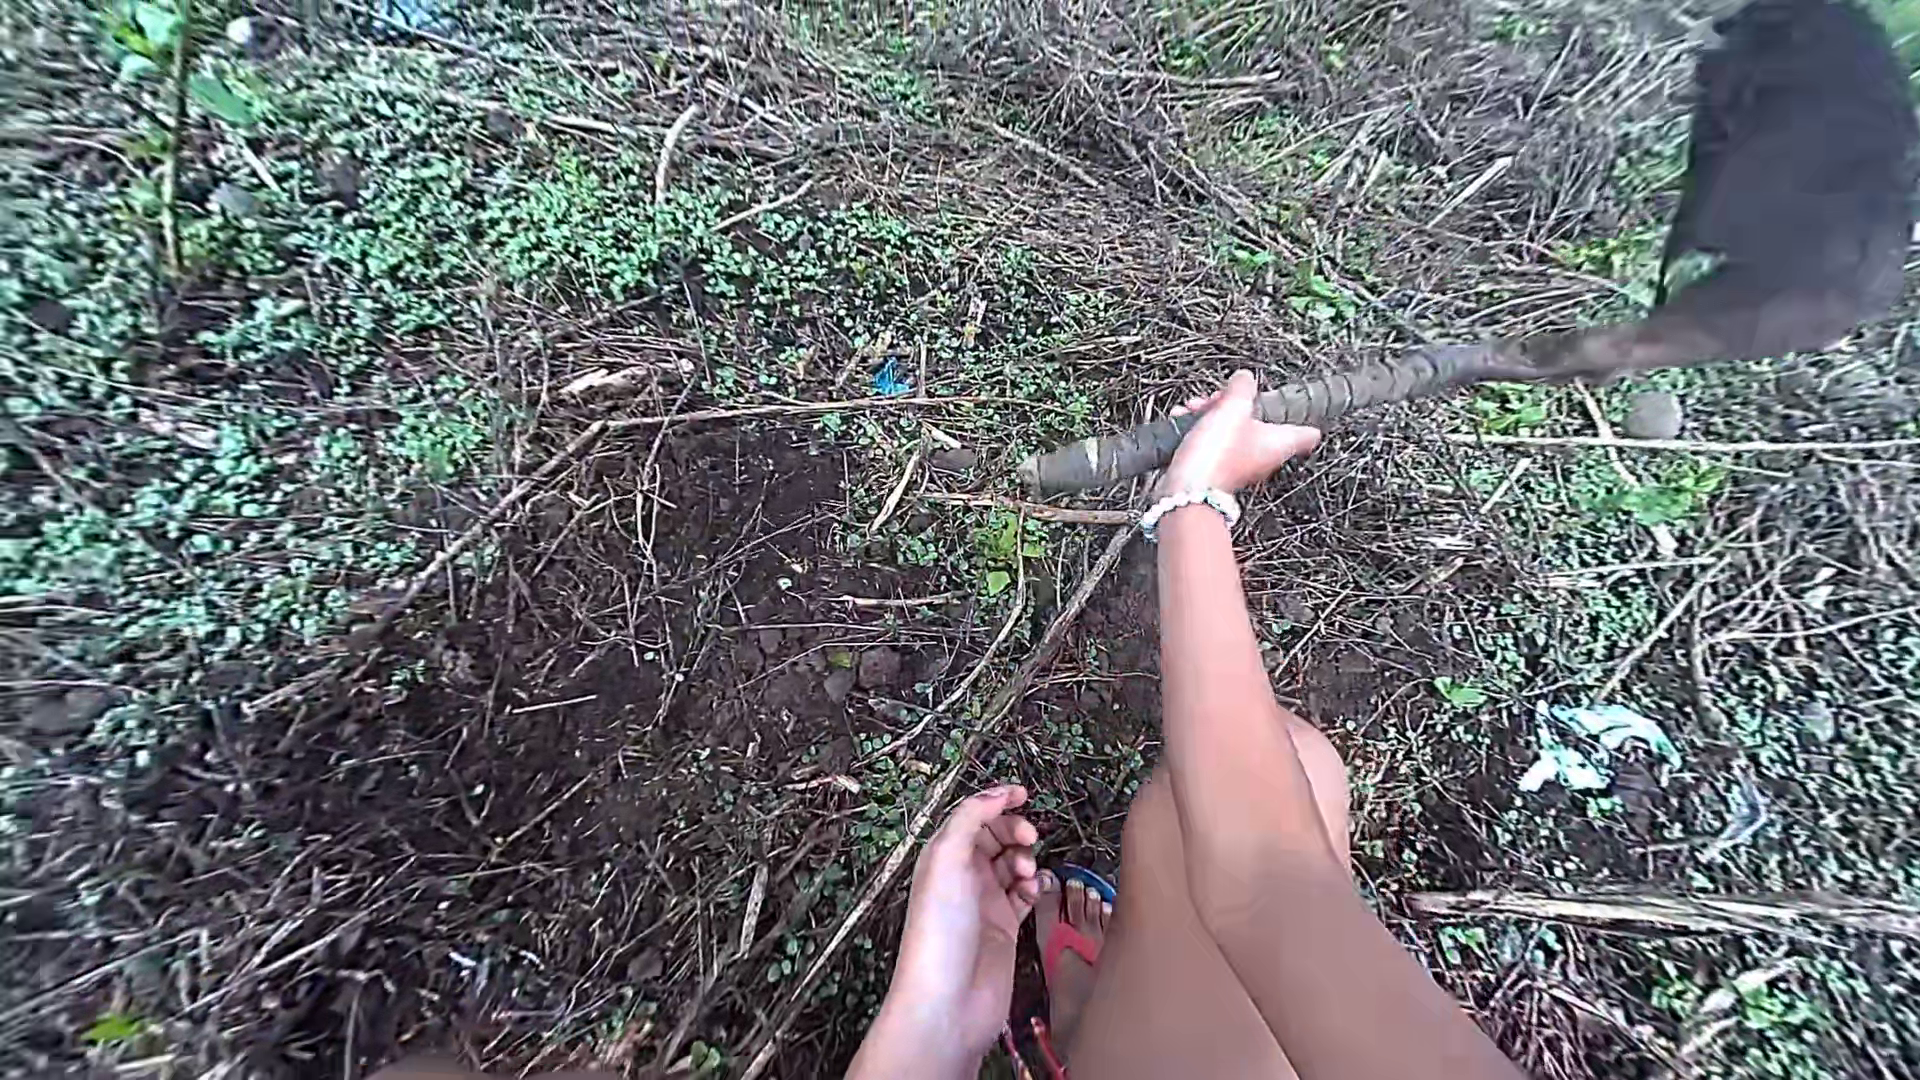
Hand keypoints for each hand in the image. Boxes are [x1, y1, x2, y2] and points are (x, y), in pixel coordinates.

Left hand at [851, 786, 1039, 1078]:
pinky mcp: (1004, 925)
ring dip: (1024, 857)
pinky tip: (1032, 889)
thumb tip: (994, 793)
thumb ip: (969, 818)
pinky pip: (1024, 892)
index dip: (996, 800)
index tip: (1021, 793)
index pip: (972, 814)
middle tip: (1027, 836)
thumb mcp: (947, 858)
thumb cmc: (940, 929)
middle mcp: (963, 874)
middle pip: (995, 835)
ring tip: (1027, 869)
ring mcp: (984, 900)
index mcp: (944, 854)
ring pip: (1012, 861)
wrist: (949, 1001)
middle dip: (1014, 828)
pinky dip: (1032, 885)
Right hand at [1159, 369, 1321, 494]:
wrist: (1185, 489)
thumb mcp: (1234, 408)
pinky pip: (1210, 442)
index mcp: (1279, 443)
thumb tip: (1245, 378)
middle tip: (1221, 399)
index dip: (1301, 414)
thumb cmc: (1216, 457)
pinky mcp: (1213, 468)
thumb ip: (1242, 387)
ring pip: (1231, 430)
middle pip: (1259, 423)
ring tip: (1195, 408)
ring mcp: (1237, 463)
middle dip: (1237, 405)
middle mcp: (1262, 456)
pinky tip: (1183, 421)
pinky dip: (1198, 429)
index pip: (1308, 432)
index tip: (1292, 402)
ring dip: (1212, 414)